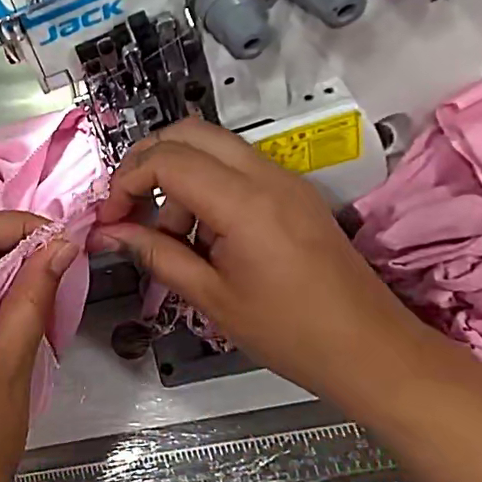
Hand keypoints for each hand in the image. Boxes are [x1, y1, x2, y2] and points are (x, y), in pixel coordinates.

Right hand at [93, 118, 429, 402]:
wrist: (372, 350)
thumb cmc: (291, 333)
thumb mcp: (211, 298)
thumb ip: (156, 254)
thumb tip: (110, 233)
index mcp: (244, 203)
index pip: (167, 160)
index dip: (127, 182)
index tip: (111, 217)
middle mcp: (266, 175)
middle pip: (188, 132)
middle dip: (146, 160)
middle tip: (126, 204)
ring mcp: (284, 179)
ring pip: (211, 146)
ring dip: (177, 175)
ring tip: (170, 235)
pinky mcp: (293, 191)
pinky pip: (235, 167)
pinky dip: (204, 185)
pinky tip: (203, 234)